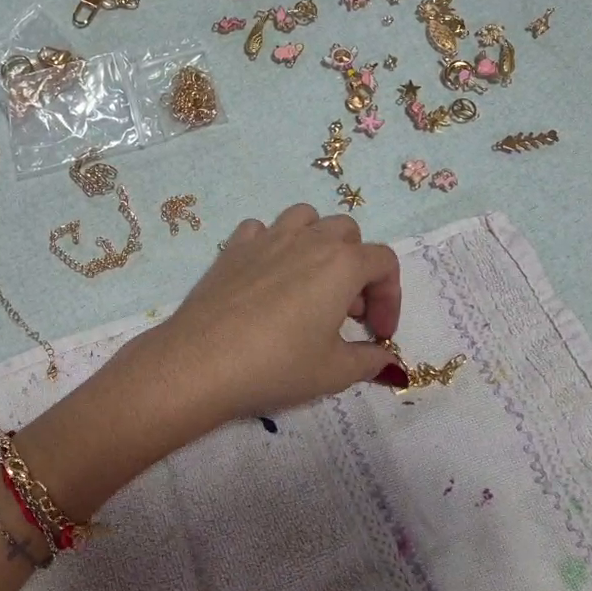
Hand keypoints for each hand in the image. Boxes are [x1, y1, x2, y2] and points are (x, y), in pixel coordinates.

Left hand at [130, 204, 404, 423]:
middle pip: (346, 232)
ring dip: (317, 243)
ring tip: (311, 284)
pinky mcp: (232, 248)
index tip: (378, 334)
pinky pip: (261, 230)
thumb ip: (370, 362)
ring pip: (305, 218)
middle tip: (346, 312)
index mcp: (341, 263)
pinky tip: (268, 278)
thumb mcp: (334, 372)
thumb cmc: (277, 365)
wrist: (201, 362)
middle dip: (357, 267)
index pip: (384, 262)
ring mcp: (265, 238)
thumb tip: (390, 364)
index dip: (390, 298)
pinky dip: (273, 245)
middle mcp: (307, 240)